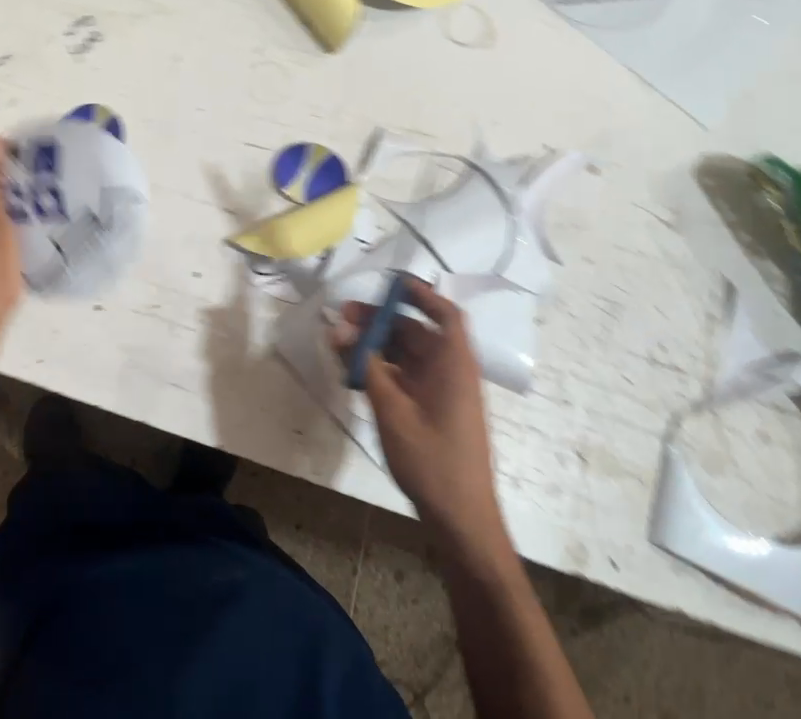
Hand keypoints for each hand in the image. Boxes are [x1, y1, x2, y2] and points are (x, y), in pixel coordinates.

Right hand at [330, 278, 509, 561]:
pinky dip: (381, 369)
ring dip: (377, 345)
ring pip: (408, 355)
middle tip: (342, 316)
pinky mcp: (431, 412)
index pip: (444, 314)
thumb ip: (365, 366)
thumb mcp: (391, 410)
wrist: (460, 516)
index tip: (387, 282)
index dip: (419, 293)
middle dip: (382, 320)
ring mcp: (442, 394)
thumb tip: (340, 328)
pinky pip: (405, 377)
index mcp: (454, 366)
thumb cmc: (431, 460)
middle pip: (418, 332)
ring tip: (340, 342)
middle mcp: (451, 373)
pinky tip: (354, 373)